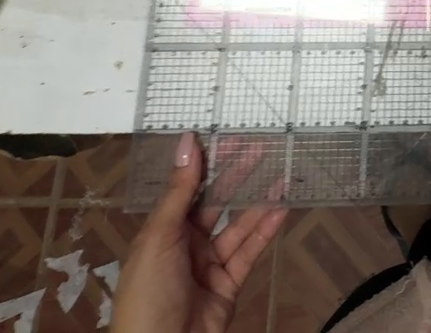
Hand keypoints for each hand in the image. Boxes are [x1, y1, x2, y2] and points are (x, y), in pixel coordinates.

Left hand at [113, 134, 287, 332]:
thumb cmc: (149, 294)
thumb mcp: (159, 238)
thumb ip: (179, 190)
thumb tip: (188, 140)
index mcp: (162, 232)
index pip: (188, 188)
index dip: (208, 162)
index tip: (230, 135)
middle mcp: (185, 244)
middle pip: (215, 202)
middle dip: (237, 175)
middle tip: (263, 146)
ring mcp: (208, 265)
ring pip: (237, 225)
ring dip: (258, 201)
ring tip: (281, 173)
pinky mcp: (228, 285)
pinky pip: (249, 251)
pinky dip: (266, 229)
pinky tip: (282, 208)